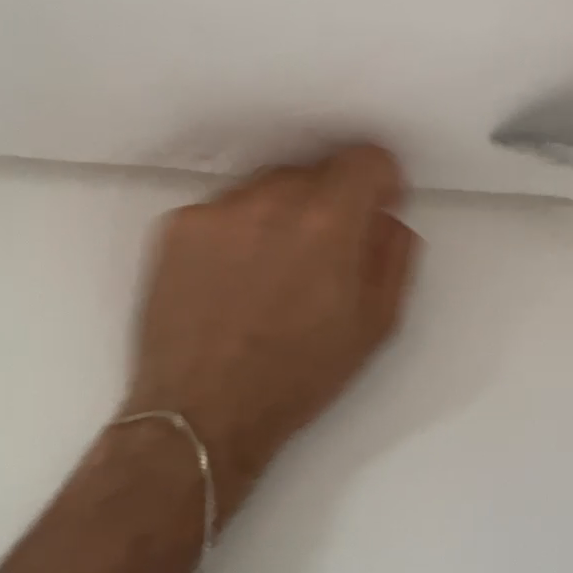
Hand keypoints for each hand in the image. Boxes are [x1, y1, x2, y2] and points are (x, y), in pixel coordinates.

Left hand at [121, 143, 417, 524]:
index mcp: (328, 221)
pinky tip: (234, 275)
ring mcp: (219, 209)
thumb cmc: (297, 376)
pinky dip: (238, 229)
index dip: (380, 181)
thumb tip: (386, 217)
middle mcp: (273, 200)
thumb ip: (393, 254)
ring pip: (270, 185)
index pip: (367, 157)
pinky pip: (225, 207)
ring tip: (273, 267)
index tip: (375, 207)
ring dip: (283, 211)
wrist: (202, 415)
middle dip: (330, 200)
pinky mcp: (178, 225)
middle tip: (322, 250)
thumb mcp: (376, 323)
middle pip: (318, 169)